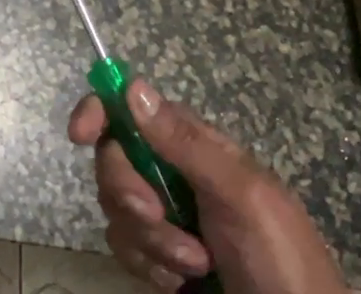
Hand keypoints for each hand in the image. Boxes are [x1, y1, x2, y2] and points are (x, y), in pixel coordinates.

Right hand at [68, 82, 346, 292]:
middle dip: (128, 191)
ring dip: (148, 240)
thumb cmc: (280, 258)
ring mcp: (165, 216)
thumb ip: (186, 143)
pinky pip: (123, 247)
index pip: (133, 107)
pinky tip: (180, 282)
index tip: (80, 134)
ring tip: (194, 265)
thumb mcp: (242, 196)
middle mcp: (173, 172)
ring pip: (115, 207)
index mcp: (196, 146)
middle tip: (157, 215)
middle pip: (113, 158)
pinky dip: (148, 266)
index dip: (100, 110)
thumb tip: (133, 86)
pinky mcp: (157, 255)